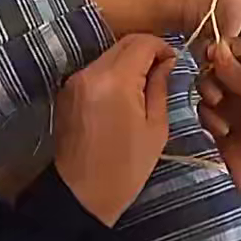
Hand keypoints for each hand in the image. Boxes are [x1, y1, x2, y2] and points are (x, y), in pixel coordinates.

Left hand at [54, 33, 174, 226]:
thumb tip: (165, 62)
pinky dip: (113, 72)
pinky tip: (123, 93)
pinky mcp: (67, 90)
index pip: (142, 43)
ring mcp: (75, 80)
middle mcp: (91, 73)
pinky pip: (96, 69)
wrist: (79, 197)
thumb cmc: (125, 168)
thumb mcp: (155, 128)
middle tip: (163, 69)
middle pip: (124, 43)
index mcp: (116, 81)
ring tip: (144, 83)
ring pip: (109, 53)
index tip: (173, 61)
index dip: (162, 46)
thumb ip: (160, 87)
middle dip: (146, 50)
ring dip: (129, 60)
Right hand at [198, 38, 240, 210]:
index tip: (208, 52)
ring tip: (219, 108)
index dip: (223, 49)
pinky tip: (222, 130)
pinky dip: (208, 118)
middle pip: (219, 68)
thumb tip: (217, 46)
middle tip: (217, 87)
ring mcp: (235, 110)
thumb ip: (239, 73)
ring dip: (210, 95)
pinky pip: (205, 113)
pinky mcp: (221, 130)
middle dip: (213, 74)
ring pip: (209, 89)